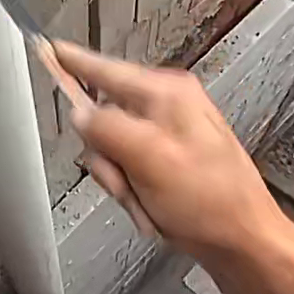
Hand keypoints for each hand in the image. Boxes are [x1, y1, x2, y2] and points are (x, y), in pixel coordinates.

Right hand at [52, 42, 293, 260]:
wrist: (244, 243)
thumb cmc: (212, 202)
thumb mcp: (149, 159)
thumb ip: (107, 129)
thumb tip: (79, 113)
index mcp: (165, 94)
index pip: (104, 70)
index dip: (73, 63)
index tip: (50, 50)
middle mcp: (166, 107)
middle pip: (101, 117)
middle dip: (106, 157)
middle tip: (127, 179)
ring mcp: (166, 133)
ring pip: (109, 148)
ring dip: (119, 180)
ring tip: (145, 197)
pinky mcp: (166, 158)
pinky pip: (126, 167)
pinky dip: (132, 190)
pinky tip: (151, 204)